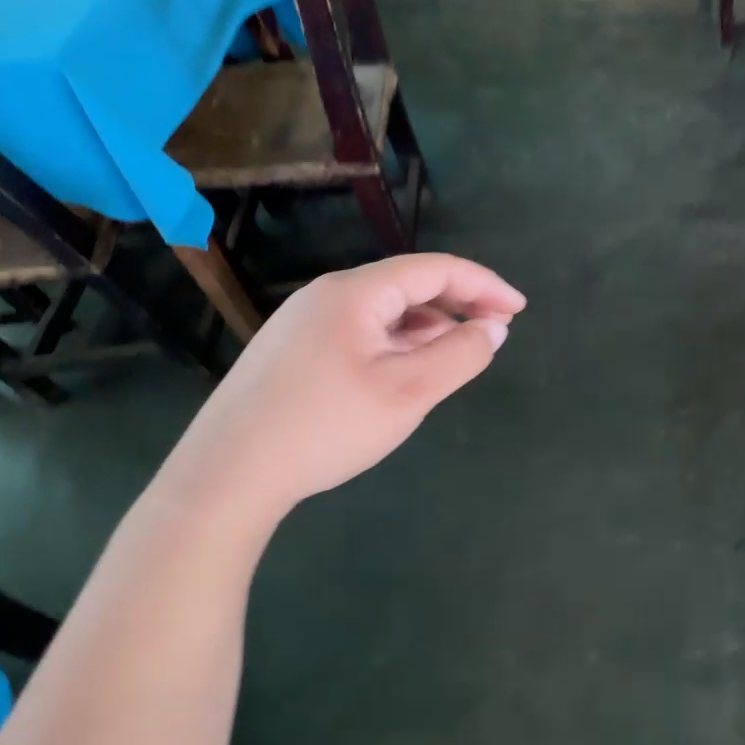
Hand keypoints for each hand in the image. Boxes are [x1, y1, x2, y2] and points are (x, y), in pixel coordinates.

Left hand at [158, 253, 525, 518]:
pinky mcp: (291, 351)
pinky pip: (361, 331)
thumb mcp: (409, 392)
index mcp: (355, 293)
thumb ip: (461, 354)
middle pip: (408, 285)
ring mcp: (303, 322)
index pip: (434, 269)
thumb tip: (494, 327)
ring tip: (459, 356)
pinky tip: (408, 372)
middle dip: (458, 304)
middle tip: (496, 331)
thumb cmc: (326, 427)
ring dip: (429, 325)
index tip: (519, 310)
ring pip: (384, 311)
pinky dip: (398, 342)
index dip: (483, 284)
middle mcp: (326, 295)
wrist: (226, 475)